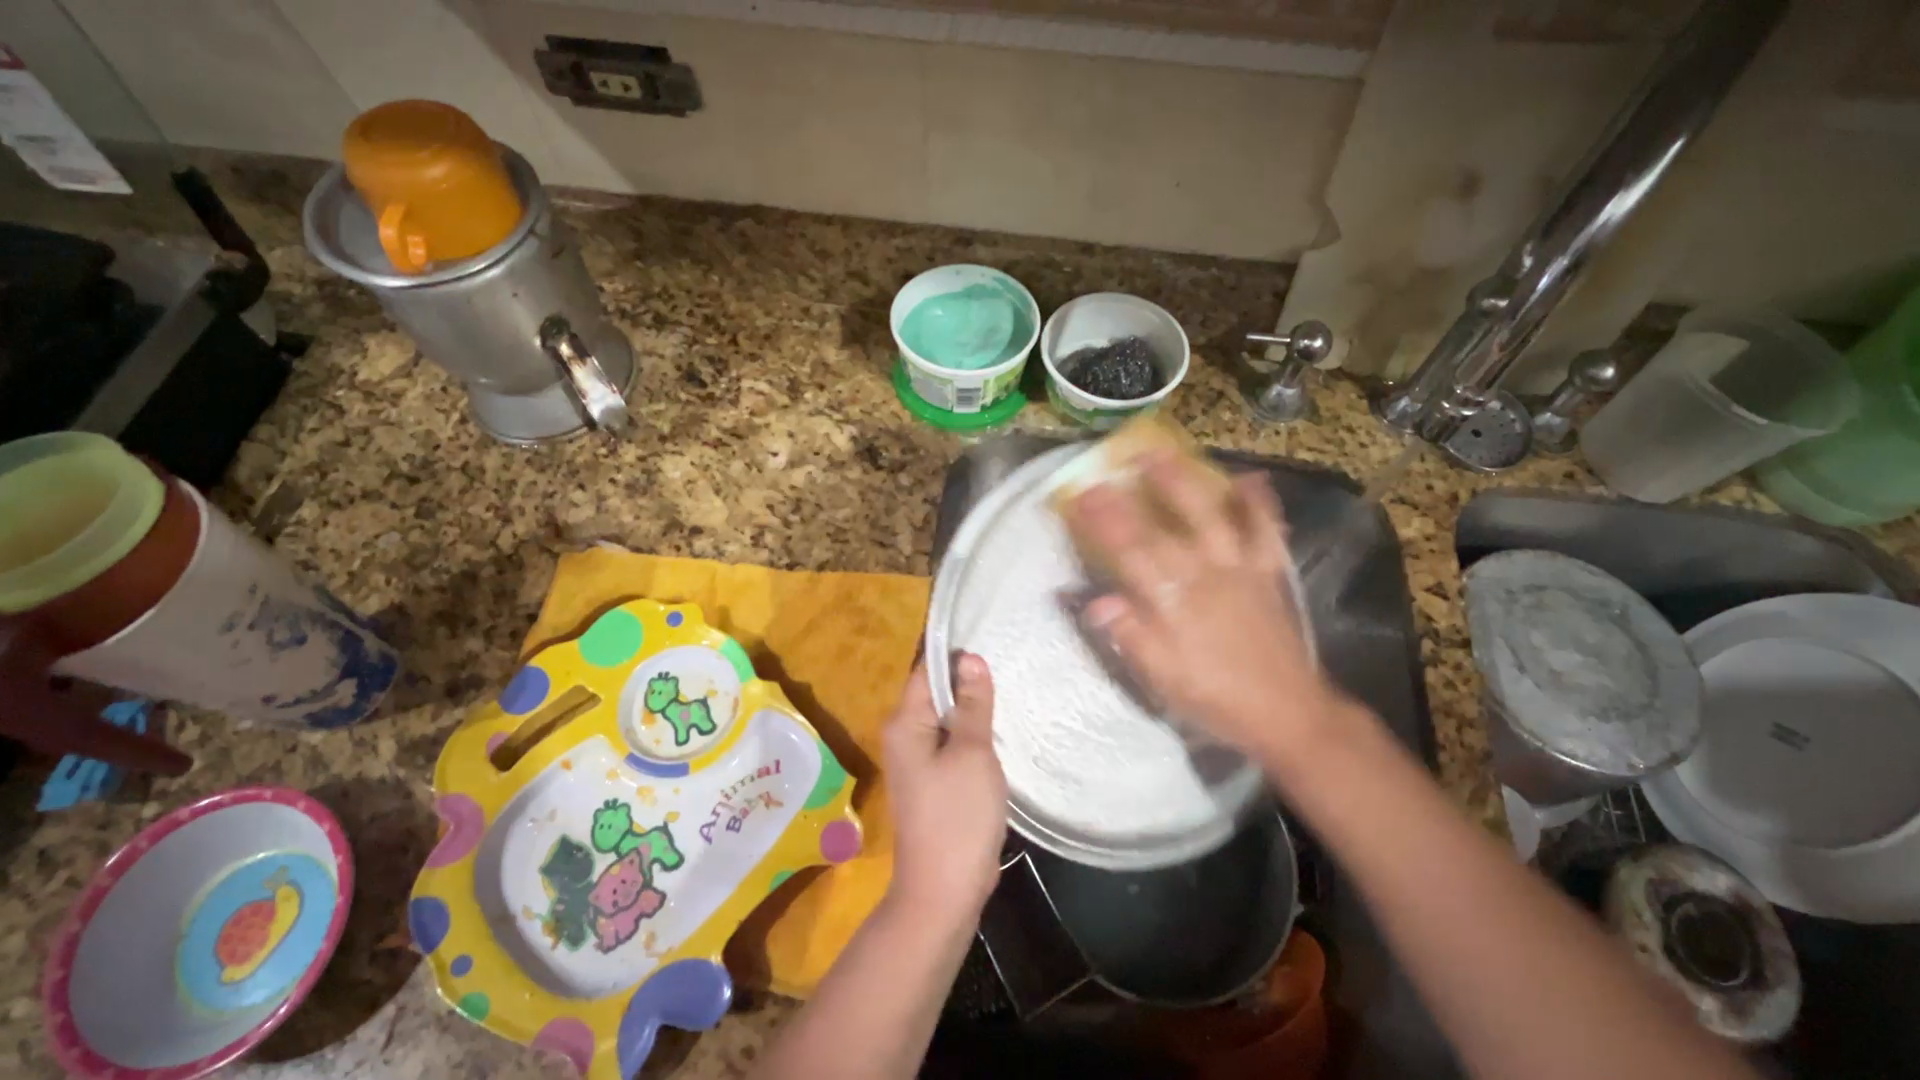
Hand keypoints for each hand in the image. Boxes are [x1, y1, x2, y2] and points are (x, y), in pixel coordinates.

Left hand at [882, 654, 1006, 924]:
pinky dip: (972, 736)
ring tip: (1011, 689)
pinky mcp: (933, 783)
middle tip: (1010, 662)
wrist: (944, 890)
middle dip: (968, 681)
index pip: (927, 669)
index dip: (956, 654)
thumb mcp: (972, 753)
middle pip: (935, 693)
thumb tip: (970, 657)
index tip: (992, 636)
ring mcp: (917, 762)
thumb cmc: (958, 817)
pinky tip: (999, 731)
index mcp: (904, 723)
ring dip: (972, 710)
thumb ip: (972, 704)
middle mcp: (902, 736)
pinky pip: (951, 745)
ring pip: (946, 720)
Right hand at [1063, 451, 1343, 765]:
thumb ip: (1131, 636)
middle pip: (1162, 529)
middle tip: (1110, 466)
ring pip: (1210, 517)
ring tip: (1164, 453)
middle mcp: (1204, 577)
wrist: (1285, 710)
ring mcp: (1240, 569)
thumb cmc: (1215, 697)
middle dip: (1132, 496)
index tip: (1081, 495)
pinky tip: (1250, 478)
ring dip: (1186, 483)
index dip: (1102, 522)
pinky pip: (1265, 532)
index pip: (1129, 554)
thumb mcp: (1163, 678)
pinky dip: (1258, 504)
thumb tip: (1096, 601)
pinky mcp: (1268, 573)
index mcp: (1173, 604)